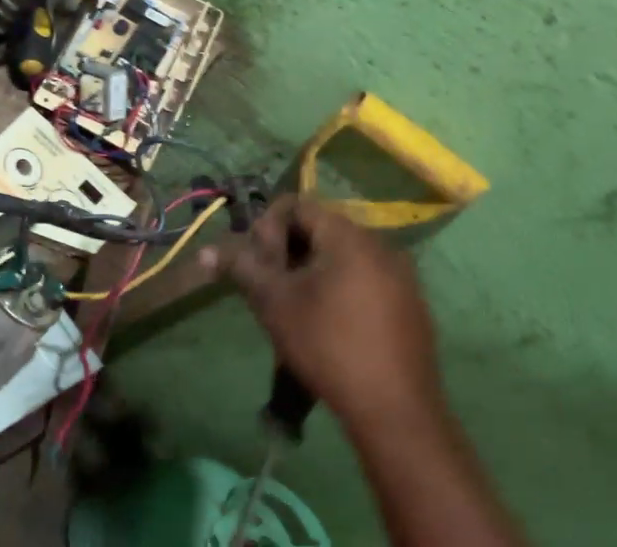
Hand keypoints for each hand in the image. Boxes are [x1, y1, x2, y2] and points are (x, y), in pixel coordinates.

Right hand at [202, 197, 444, 431]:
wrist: (394, 410)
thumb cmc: (327, 344)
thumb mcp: (273, 301)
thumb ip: (240, 266)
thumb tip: (205, 251)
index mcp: (350, 239)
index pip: (298, 206)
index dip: (268, 228)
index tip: (258, 263)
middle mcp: (382, 248)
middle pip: (320, 229)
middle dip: (287, 249)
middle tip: (268, 282)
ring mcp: (403, 279)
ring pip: (342, 256)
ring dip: (310, 268)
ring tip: (292, 301)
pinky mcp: (411, 306)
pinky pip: (365, 278)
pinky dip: (337, 286)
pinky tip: (326, 319)